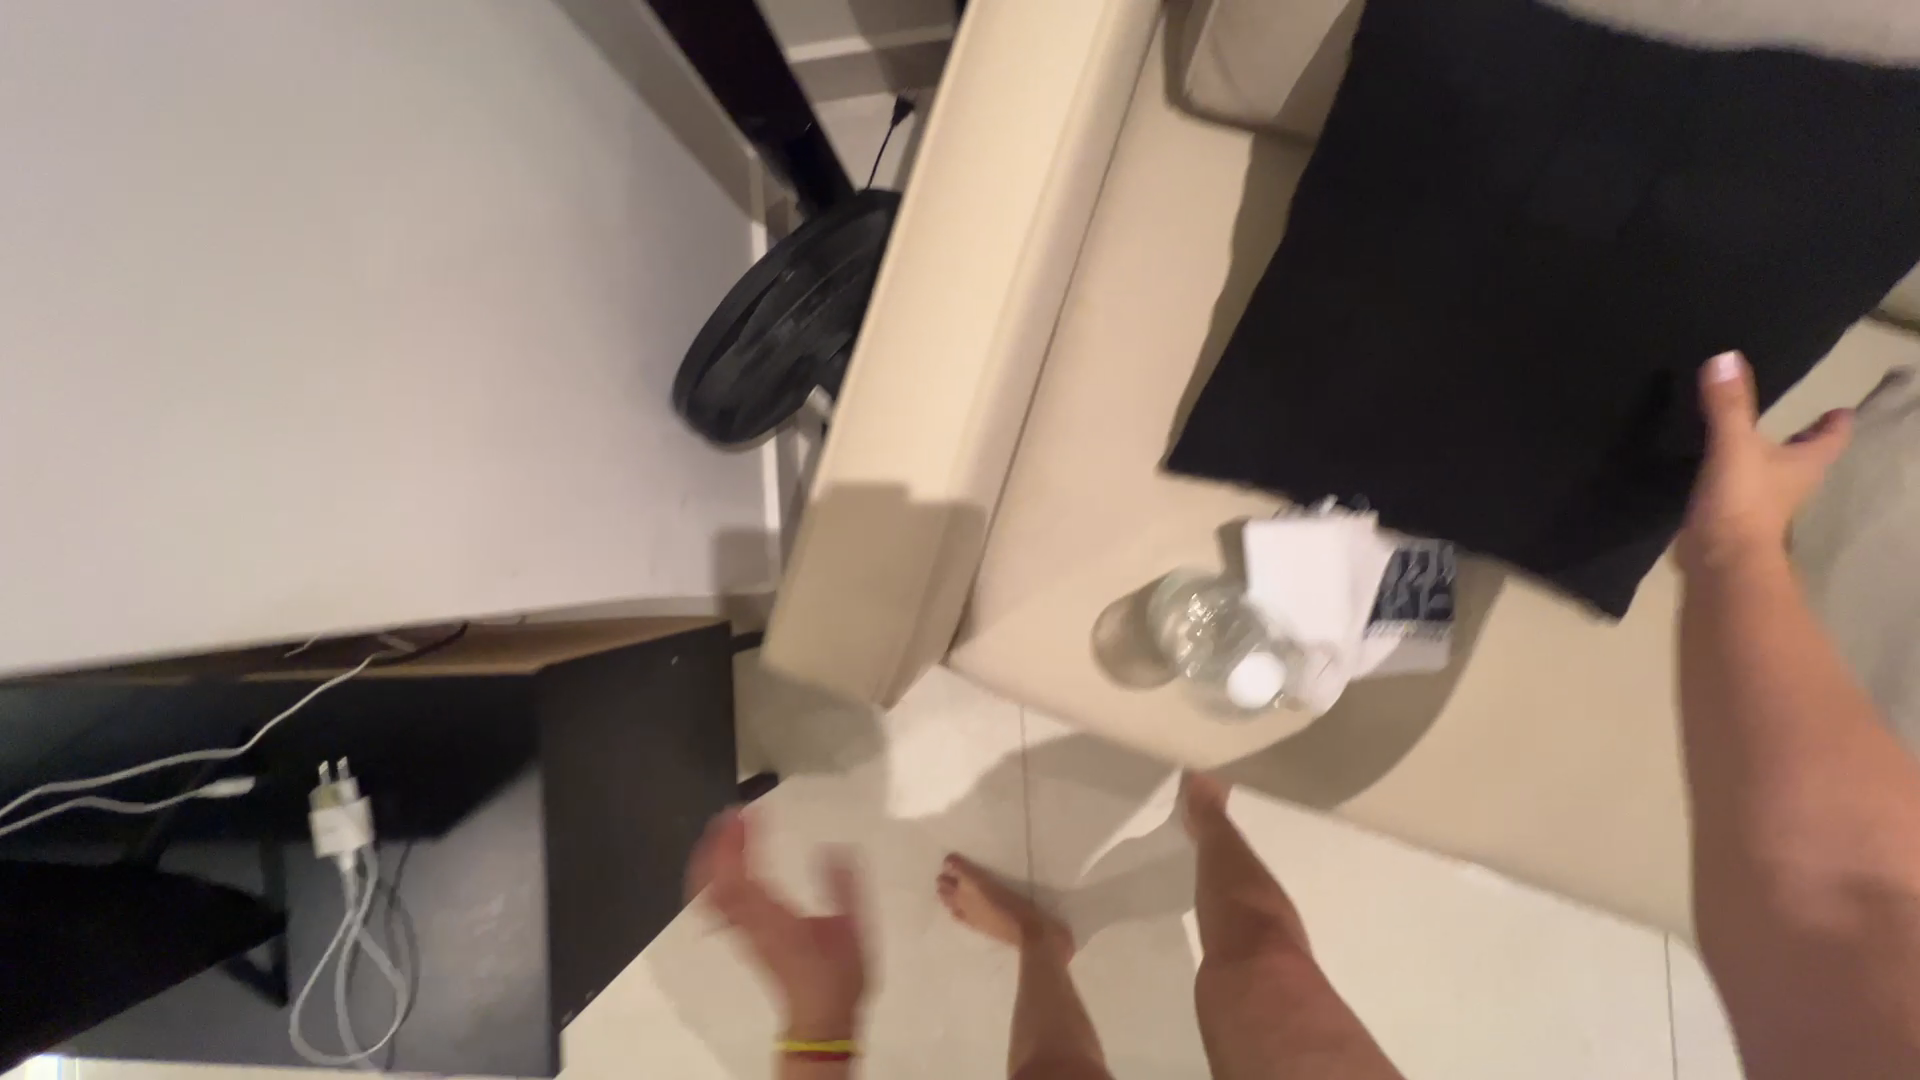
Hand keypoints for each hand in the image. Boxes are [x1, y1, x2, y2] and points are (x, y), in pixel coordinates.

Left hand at [686, 807, 869, 1039]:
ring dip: (711, 861)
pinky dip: (714, 879)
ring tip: (723, 831)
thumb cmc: (838, 975)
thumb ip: (843, 888)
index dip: (737, 843)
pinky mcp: (746, 937)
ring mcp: (744, 932)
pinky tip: (724, 866)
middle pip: (716, 885)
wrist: (820, 1021)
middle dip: (716, 847)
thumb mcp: (850, 928)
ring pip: (712, 896)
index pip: (744, 876)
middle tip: (728, 815)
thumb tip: (835, 847)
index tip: (744, 812)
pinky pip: (718, 904)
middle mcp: (751, 923)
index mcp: (774, 918)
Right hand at [1679, 350, 1851, 574]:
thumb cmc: (1742, 499)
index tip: (1838, 409)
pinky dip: (1736, 479)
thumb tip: (1724, 357)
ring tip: (1751, 445)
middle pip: (1808, 456)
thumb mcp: (1733, 445)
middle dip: (1805, 441)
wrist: (1721, 555)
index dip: (1836, 422)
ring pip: (1776, 474)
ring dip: (1770, 461)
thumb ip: (1728, 405)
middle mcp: (1795, 481)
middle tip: (1798, 425)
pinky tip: (1717, 474)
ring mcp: (1767, 502)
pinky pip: (1742, 490)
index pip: (1832, 435)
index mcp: (1807, 461)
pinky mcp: (1736, 517)